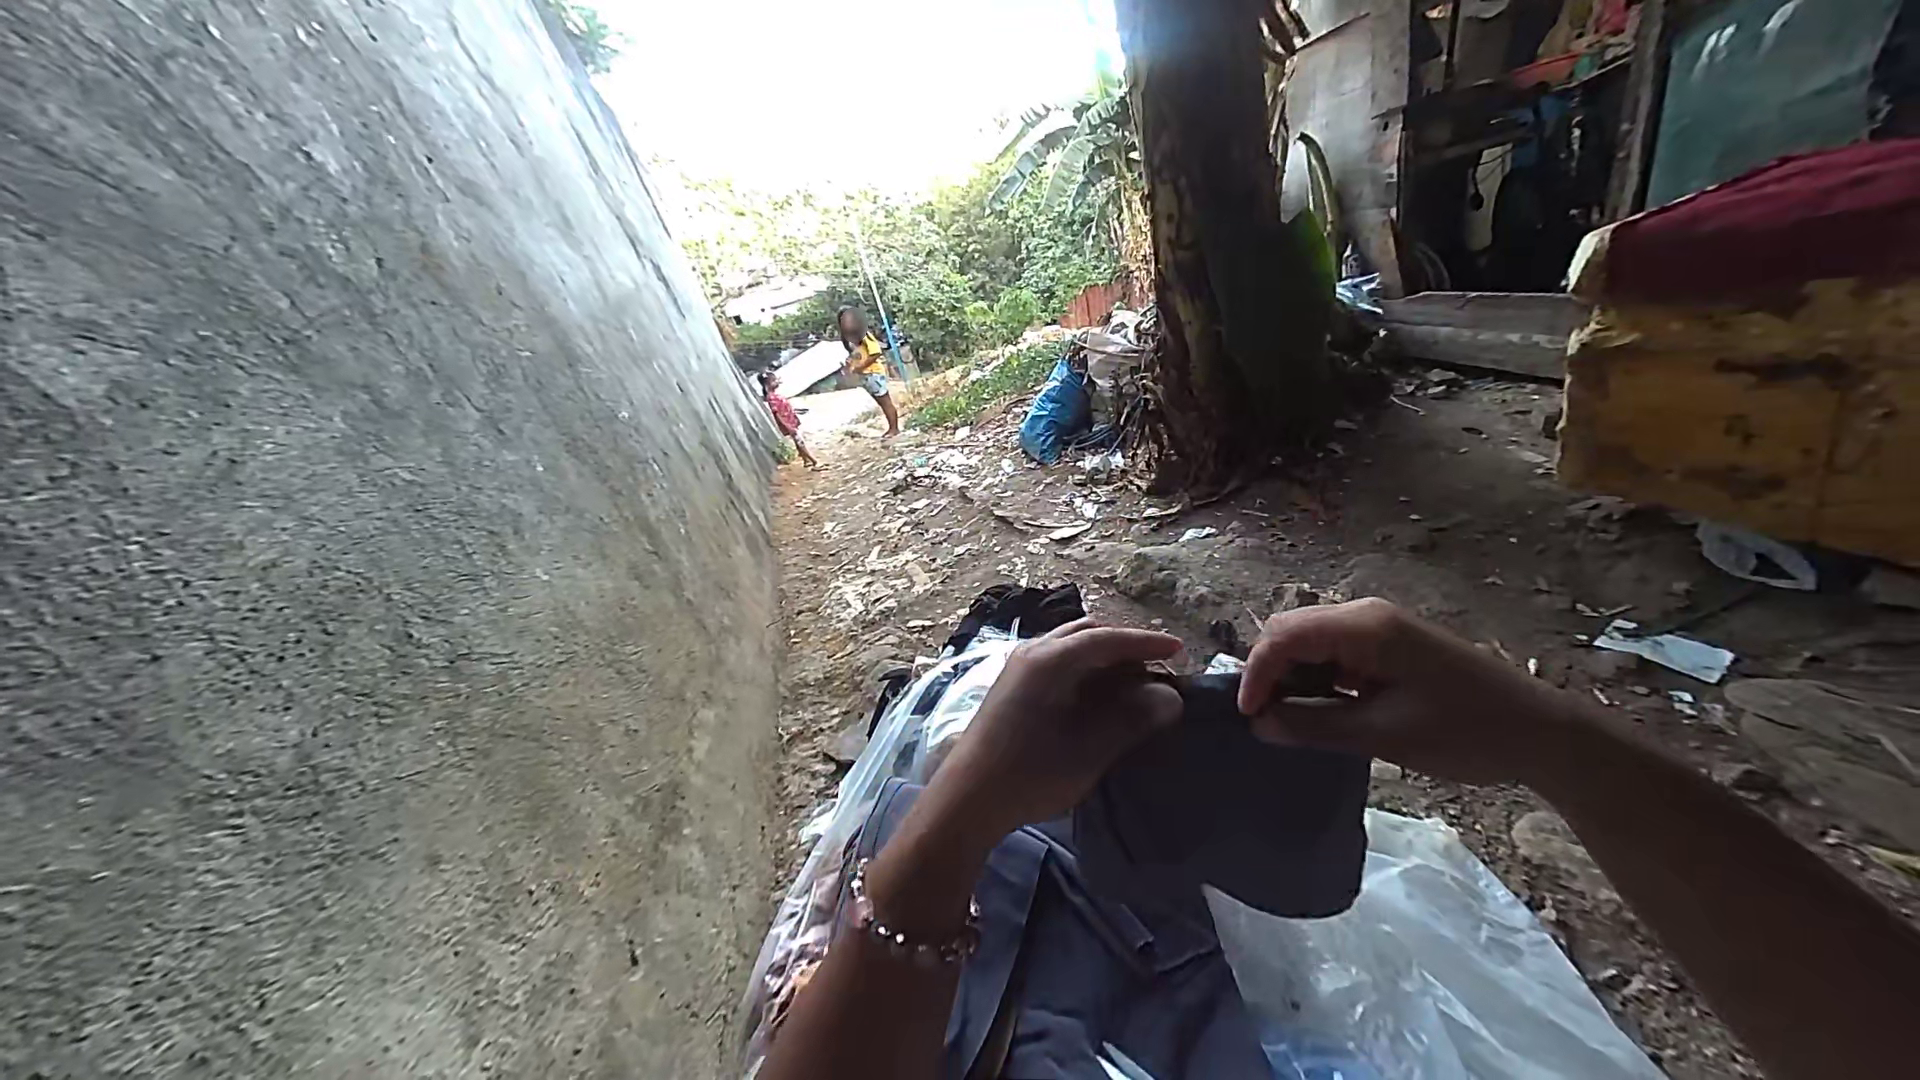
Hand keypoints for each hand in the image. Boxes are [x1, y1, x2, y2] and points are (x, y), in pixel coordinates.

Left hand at [929, 618, 1182, 841]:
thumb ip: (1131, 719)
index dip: (1144, 643)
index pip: (1105, 639)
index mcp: (1048, 661)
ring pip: (1071, 648)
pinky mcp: (1014, 686)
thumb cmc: (1029, 774)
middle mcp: (1031, 653)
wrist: (967, 799)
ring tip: (1133, 685)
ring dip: (1104, 659)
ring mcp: (1019, 668)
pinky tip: (1100, 696)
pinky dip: (1086, 671)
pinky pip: (1058, 663)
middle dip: (1124, 647)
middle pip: (1086, 634)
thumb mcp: (1088, 750)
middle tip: (1157, 670)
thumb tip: (1170, 696)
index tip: (1179, 650)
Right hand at [1238, 598, 1594, 788]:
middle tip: (1266, 716)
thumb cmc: (1467, 732)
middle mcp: (1363, 615)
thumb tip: (1258, 725)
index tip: (1248, 714)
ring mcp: (1374, 626)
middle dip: (1268, 670)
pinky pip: (1328, 651)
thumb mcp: (1383, 734)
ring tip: (1290, 714)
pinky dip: (1314, 676)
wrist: (1546, 735)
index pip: (1284, 636)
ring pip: (1305, 640)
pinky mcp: (1382, 643)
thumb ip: (1314, 726)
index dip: (1257, 673)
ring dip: (1290, 674)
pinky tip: (1320, 705)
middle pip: (1288, 630)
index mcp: (1365, 626)